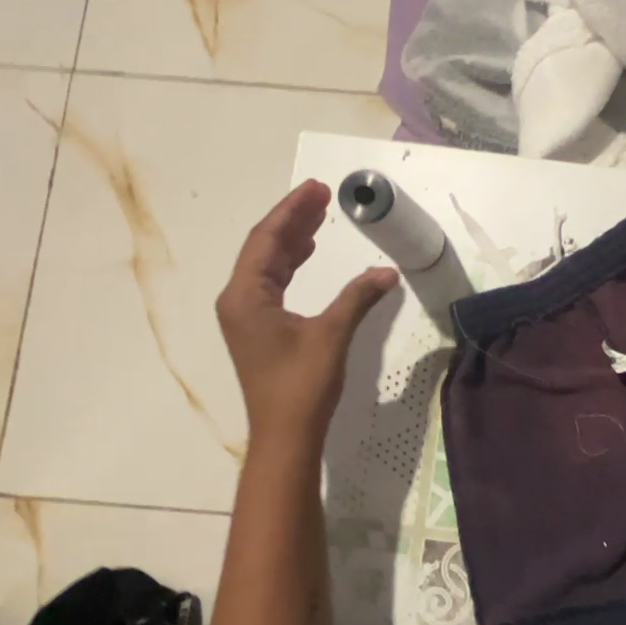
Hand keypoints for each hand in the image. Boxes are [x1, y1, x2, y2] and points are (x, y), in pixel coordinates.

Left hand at [216, 180, 397, 442]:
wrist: (284, 435)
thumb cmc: (301, 385)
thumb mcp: (331, 335)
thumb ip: (357, 298)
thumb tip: (386, 272)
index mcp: (246, 295)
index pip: (267, 240)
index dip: (292, 211)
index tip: (317, 189)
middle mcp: (239, 300)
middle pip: (264, 247)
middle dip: (292, 220)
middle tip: (322, 196)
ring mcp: (246, 316)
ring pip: (267, 265)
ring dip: (292, 241)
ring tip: (319, 219)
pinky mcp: (258, 330)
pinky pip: (272, 284)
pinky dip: (290, 265)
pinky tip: (307, 257)